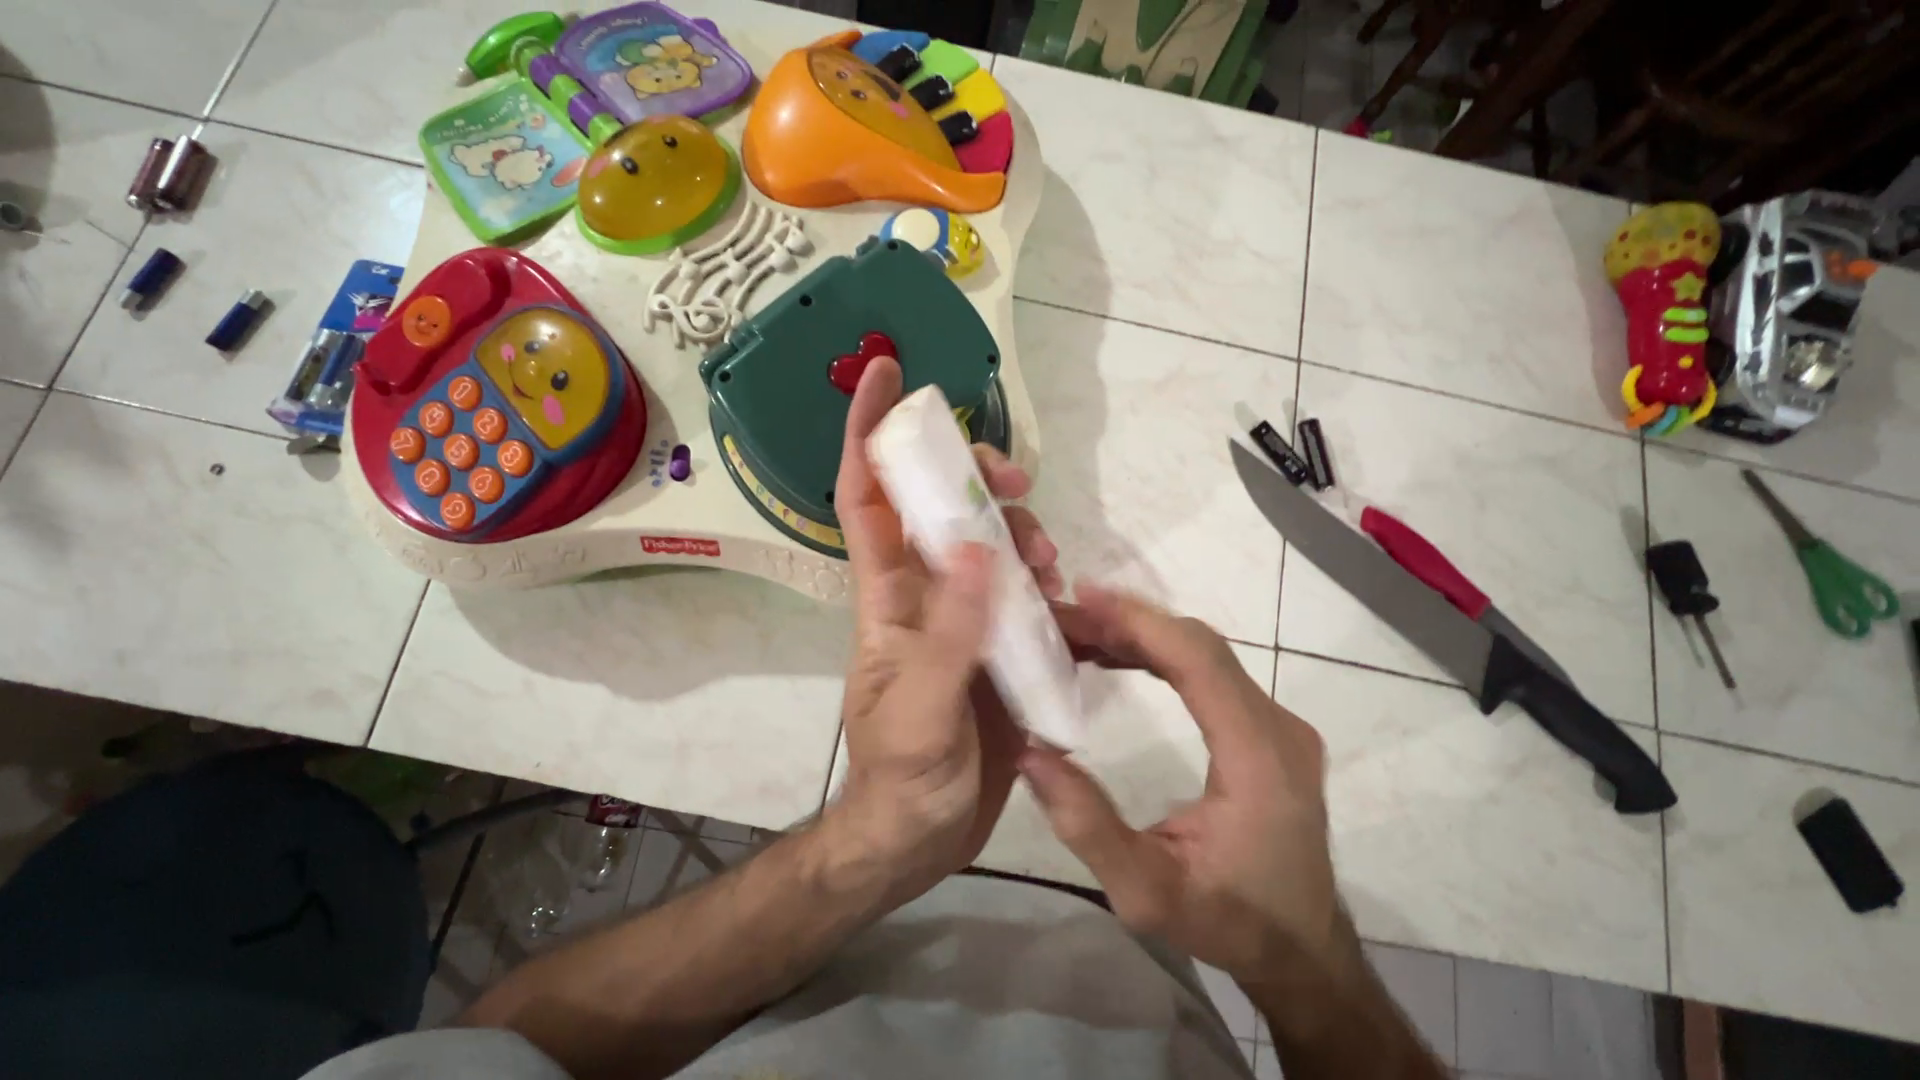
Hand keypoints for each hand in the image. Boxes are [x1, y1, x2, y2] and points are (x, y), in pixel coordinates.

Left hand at [829, 357, 1062, 901]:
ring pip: (990, 546)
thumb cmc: (902, 777)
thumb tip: (981, 549)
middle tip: (1022, 483)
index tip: (884, 371)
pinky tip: (1069, 606)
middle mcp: (923, 596)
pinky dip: (1047, 588)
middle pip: (943, 508)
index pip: (868, 497)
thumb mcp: (924, 708)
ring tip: (1051, 567)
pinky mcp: (995, 650)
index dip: (869, 431)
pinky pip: (1023, 597)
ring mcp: (962, 621)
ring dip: (1022, 536)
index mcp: (887, 598)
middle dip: (977, 478)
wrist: (917, 841)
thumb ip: (952, 632)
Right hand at [1019, 586, 1342, 985]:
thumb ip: (1089, 826)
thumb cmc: (1228, 922)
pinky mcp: (1271, 734)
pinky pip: (1215, 676)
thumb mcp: (1146, 893)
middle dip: (1130, 623)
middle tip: (1063, 618)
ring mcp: (1280, 728)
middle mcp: (1277, 728)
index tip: (1084, 597)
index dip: (1141, 622)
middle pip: (1202, 648)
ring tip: (1080, 634)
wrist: (1301, 949)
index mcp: (1257, 759)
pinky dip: (1164, 659)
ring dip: (1144, 639)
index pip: (1199, 662)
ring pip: (1208, 657)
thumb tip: (1030, 754)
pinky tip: (1121, 660)